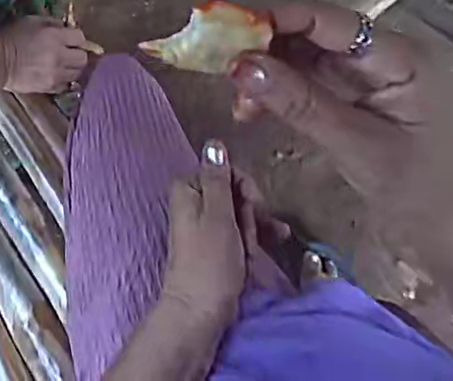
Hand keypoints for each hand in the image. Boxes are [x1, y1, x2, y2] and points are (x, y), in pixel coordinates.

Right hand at [0, 17, 90, 91]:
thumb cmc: (13, 36)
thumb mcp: (31, 20)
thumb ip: (51, 22)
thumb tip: (65, 28)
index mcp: (55, 37)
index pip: (80, 37)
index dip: (75, 37)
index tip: (69, 37)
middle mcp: (60, 57)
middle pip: (83, 58)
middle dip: (78, 53)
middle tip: (68, 51)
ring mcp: (57, 75)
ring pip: (78, 73)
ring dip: (73, 67)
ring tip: (63, 63)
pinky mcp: (51, 88)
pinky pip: (67, 84)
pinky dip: (64, 79)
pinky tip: (56, 74)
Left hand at [158, 139, 244, 321]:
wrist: (200, 310)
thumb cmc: (210, 261)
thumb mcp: (218, 216)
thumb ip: (217, 178)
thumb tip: (214, 143)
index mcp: (188, 186)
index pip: (227, 172)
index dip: (246, 192)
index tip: (253, 213)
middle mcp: (193, 199)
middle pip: (235, 193)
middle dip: (250, 215)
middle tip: (249, 239)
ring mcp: (203, 221)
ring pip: (240, 214)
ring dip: (253, 232)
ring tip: (253, 254)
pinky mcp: (213, 242)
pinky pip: (238, 231)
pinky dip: (251, 241)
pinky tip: (263, 252)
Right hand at [230, 0, 452, 234]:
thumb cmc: (437, 201)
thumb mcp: (362, 149)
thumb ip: (298, 102)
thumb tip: (237, 64)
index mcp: (398, 57)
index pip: (324, 19)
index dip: (272, 19)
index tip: (225, 35)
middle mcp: (381, 59)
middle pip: (307, 35)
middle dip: (262, 49)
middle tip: (220, 69)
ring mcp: (368, 83)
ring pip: (300, 60)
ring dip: (264, 75)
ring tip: (236, 100)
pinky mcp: (356, 106)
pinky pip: (305, 86)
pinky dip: (276, 96)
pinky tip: (250, 113)